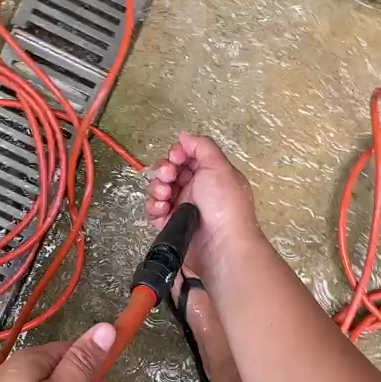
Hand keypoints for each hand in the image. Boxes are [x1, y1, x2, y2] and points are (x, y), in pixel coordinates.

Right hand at [145, 132, 258, 280]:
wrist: (221, 245)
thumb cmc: (226, 208)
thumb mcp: (219, 167)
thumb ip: (202, 146)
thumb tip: (185, 136)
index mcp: (210, 174)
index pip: (186, 157)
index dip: (177, 154)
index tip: (176, 157)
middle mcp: (197, 190)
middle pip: (169, 171)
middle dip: (164, 170)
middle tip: (168, 176)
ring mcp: (183, 207)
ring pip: (159, 189)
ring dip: (157, 188)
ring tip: (166, 194)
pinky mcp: (172, 223)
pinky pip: (154, 210)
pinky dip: (154, 207)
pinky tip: (162, 208)